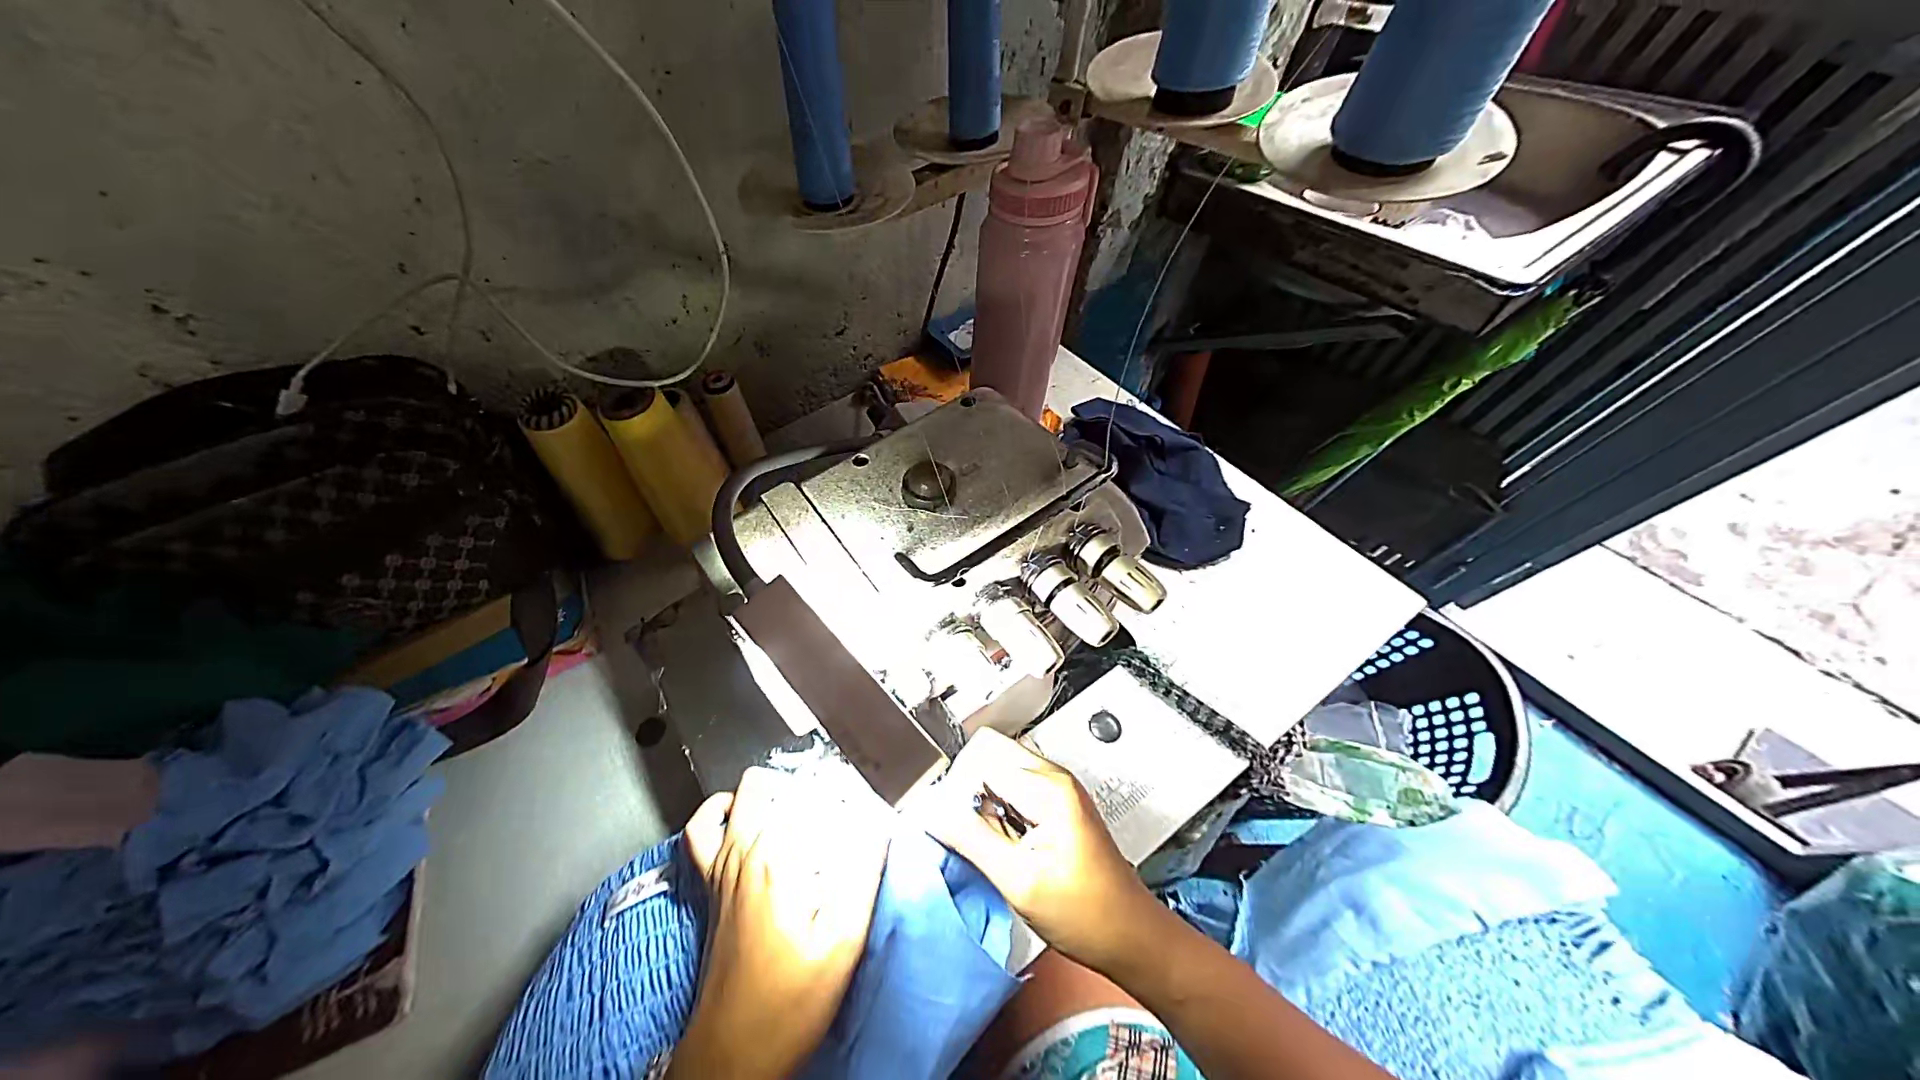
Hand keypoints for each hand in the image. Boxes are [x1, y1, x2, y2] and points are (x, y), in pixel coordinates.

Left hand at [668, 768, 889, 1079]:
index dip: (847, 801)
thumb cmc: (789, 1003)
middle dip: (810, 789)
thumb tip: (880, 824)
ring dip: (776, 792)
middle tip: (837, 817)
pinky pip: (701, 829)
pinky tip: (746, 818)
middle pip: (774, 784)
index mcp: (777, 859)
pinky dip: (722, 811)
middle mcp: (744, 851)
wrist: (732, 1053)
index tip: (867, 822)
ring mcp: (721, 864)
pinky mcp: (711, 882)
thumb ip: (863, 874)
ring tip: (805, 812)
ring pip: (743, 795)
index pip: (814, 797)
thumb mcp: (842, 942)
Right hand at [905, 729, 1162, 972]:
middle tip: (977, 844)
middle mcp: (1055, 779)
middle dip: (971, 803)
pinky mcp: (1055, 810)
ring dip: (985, 815)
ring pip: (997, 787)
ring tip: (999, 852)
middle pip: (988, 770)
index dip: (958, 797)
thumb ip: (971, 839)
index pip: (979, 767)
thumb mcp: (1018, 881)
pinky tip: (1008, 852)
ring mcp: (1056, 793)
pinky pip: (1011, 802)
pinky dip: (1000, 824)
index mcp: (1049, 786)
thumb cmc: (1088, 914)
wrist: (1129, 937)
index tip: (952, 828)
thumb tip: (933, 813)